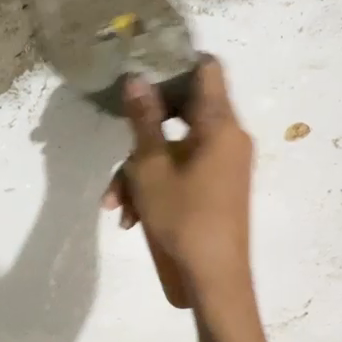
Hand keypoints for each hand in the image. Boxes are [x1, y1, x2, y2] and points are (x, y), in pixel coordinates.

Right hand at [103, 57, 255, 307]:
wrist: (215, 281)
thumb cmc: (184, 218)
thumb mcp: (152, 168)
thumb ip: (143, 120)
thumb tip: (137, 78)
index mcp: (220, 125)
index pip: (207, 70)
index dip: (176, 61)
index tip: (142, 64)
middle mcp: (228, 137)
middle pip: (182, 109)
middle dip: (142, 129)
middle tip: (118, 137)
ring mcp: (223, 163)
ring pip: (174, 147)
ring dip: (139, 168)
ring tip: (114, 202)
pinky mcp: (216, 186)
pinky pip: (181, 170)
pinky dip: (154, 185)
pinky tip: (128, 216)